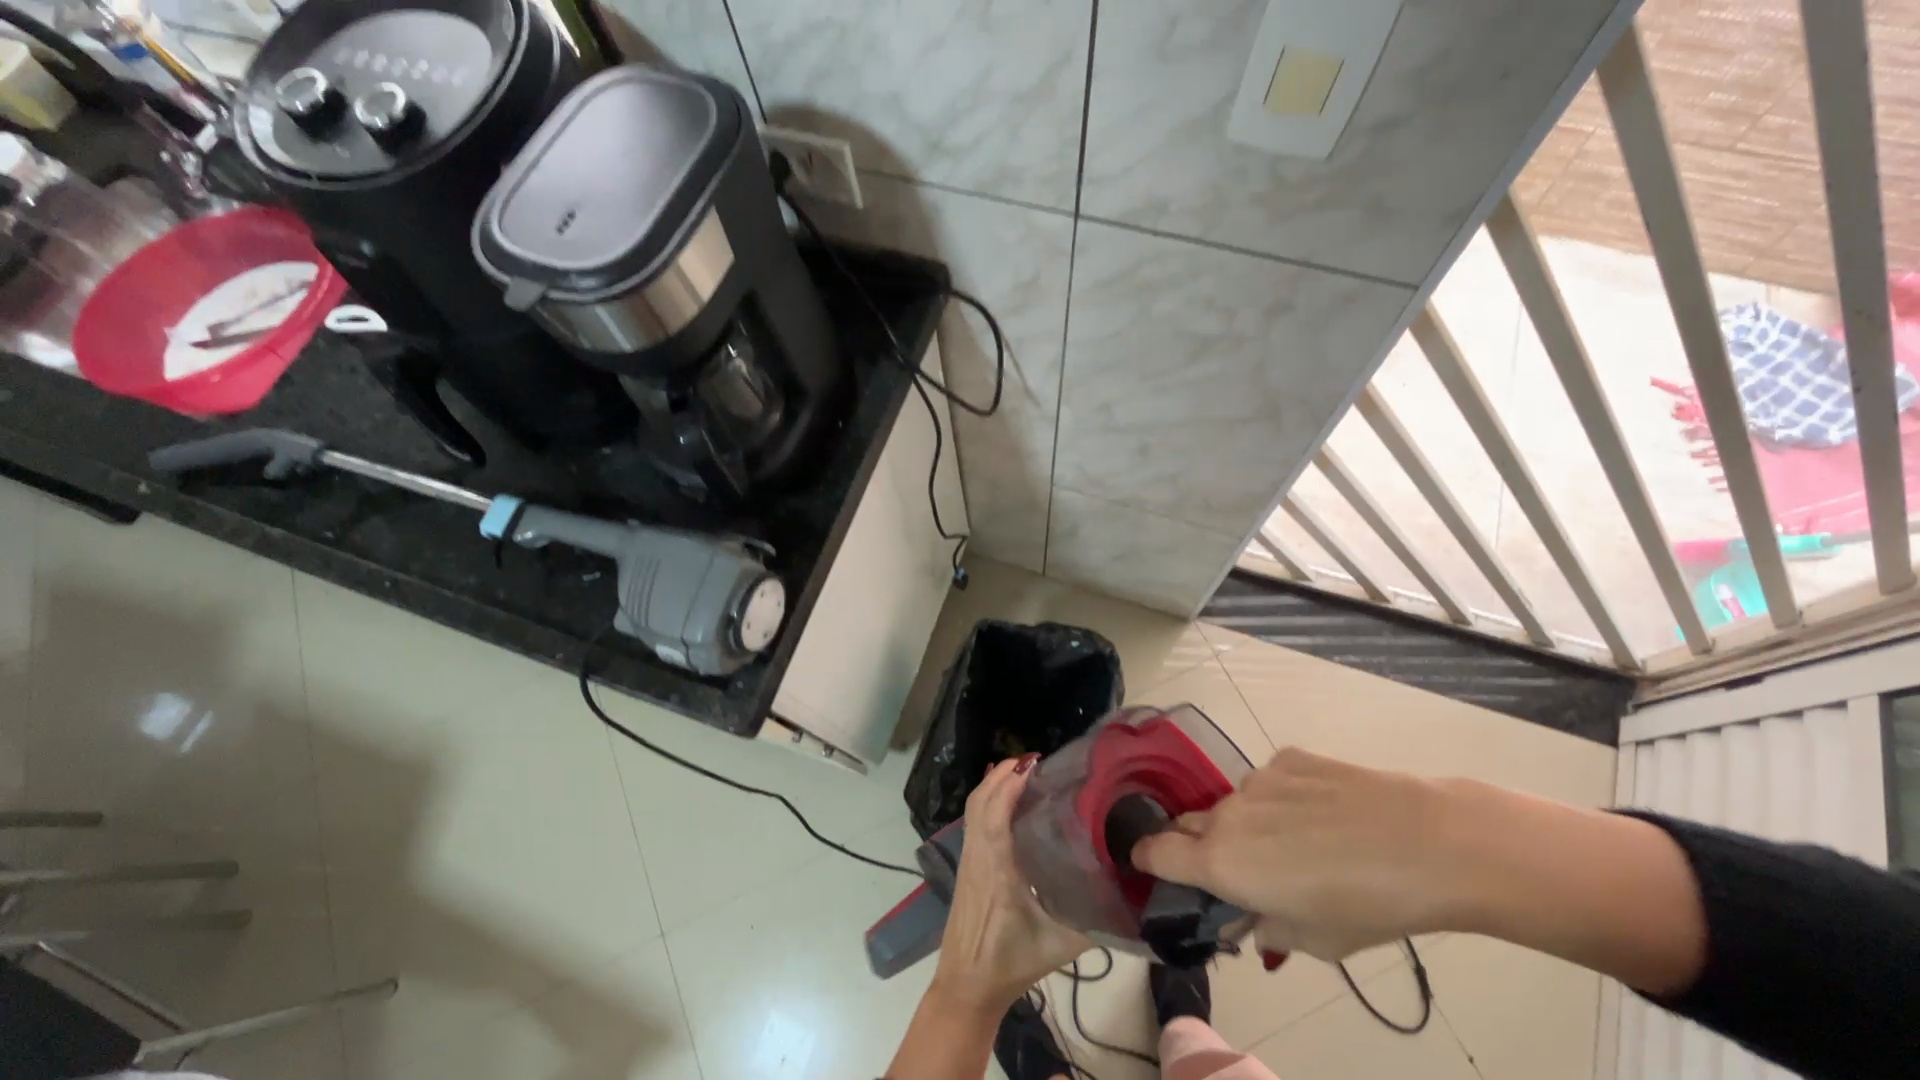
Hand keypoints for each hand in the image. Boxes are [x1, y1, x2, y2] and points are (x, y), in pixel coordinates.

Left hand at [932, 754, 1090, 1010]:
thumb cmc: (1011, 964)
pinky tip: (1010, 804)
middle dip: (1003, 774)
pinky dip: (988, 802)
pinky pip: (973, 822)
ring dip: (994, 785)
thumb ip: (1095, 920)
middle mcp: (978, 856)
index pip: (995, 813)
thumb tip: (1134, 894)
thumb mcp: (1060, 945)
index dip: (1010, 783)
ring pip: (973, 809)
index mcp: (997, 869)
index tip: (1036, 764)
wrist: (966, 987)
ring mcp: (968, 861)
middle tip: (1036, 761)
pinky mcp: (966, 867)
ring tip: (1025, 774)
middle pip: (980, 801)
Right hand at [1132, 747, 1458, 961]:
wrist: (1431, 844)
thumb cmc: (1367, 906)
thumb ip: (1264, 924)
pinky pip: (1271, 782)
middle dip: (1203, 847)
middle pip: (1191, 826)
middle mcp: (1227, 815)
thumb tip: (1250, 912)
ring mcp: (1258, 780)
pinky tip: (1326, 813)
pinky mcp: (1290, 758)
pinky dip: (1285, 798)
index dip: (1147, 860)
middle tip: (1244, 871)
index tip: (1154, 867)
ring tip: (1303, 842)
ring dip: (1250, 824)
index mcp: (1220, 863)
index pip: (1154, 852)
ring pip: (1236, 805)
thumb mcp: (1312, 940)